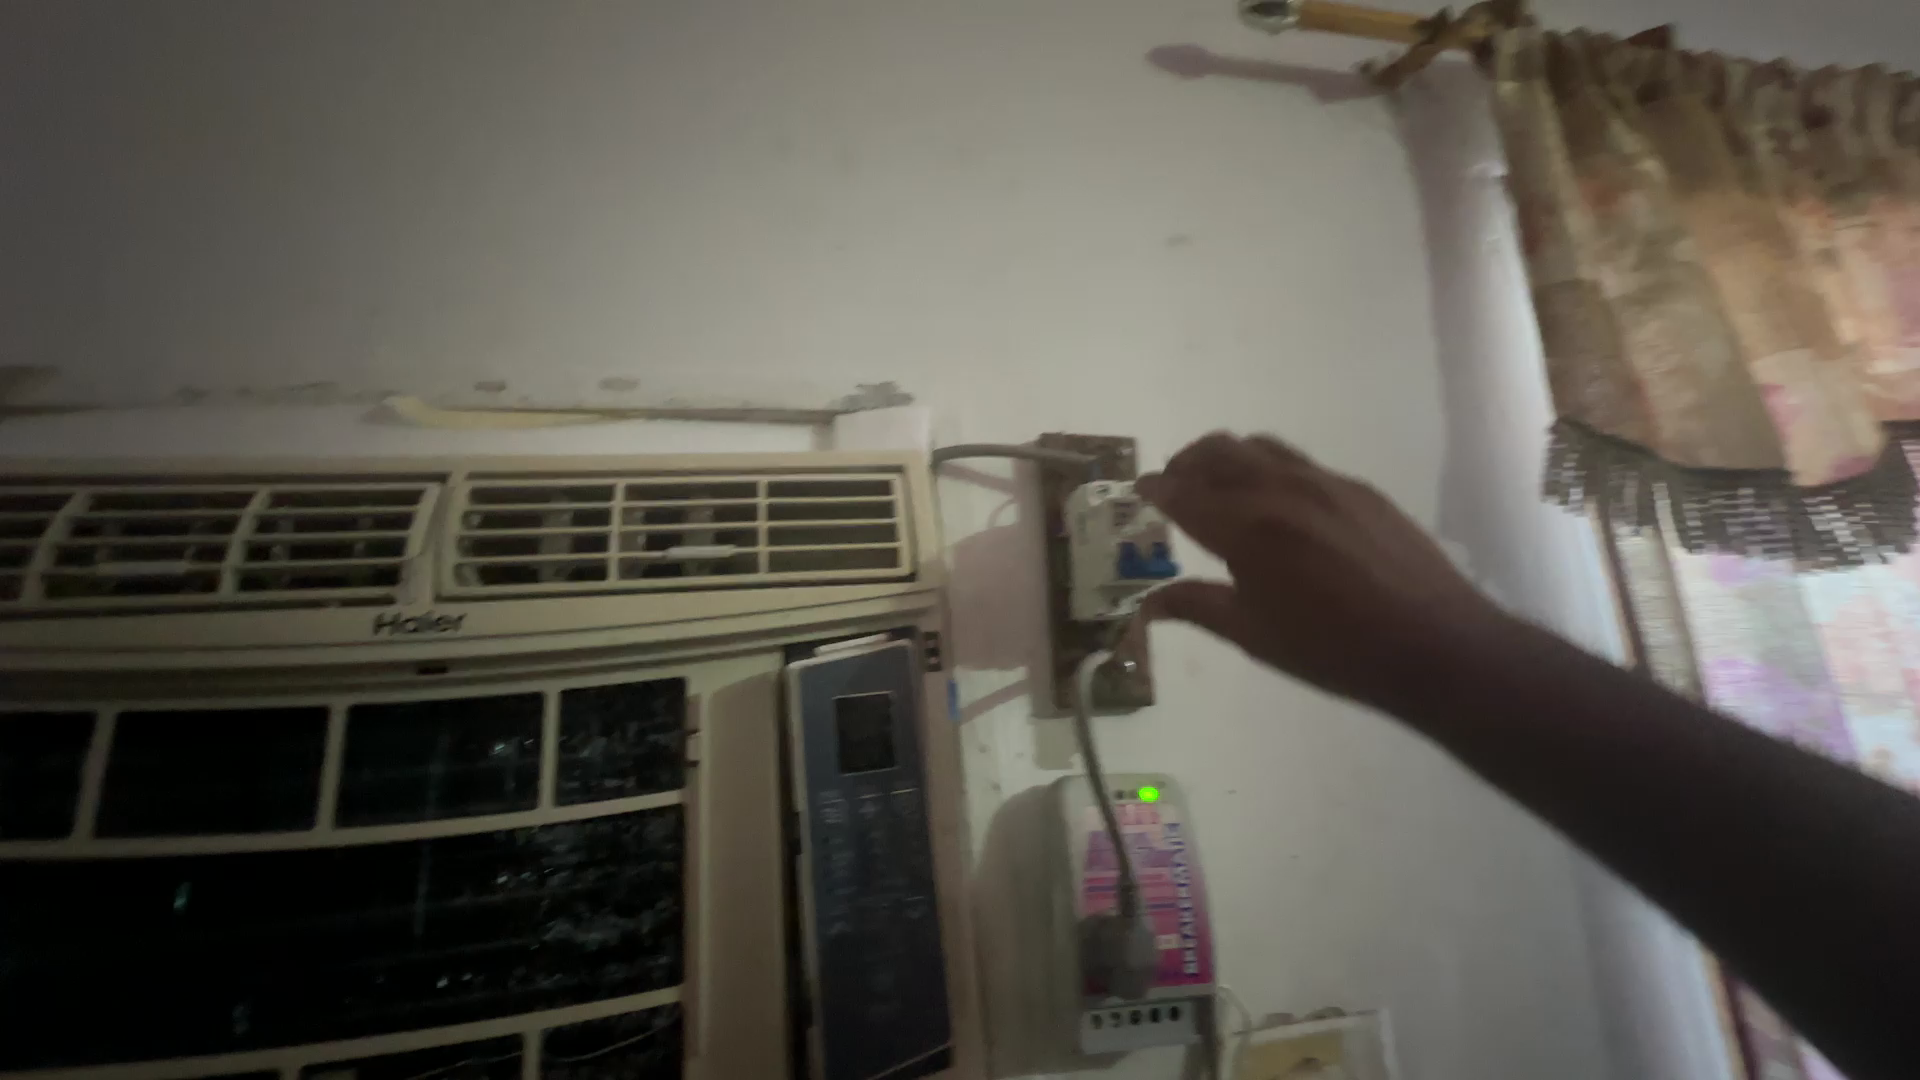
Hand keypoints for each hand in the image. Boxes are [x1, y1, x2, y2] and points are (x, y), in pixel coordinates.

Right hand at [1137, 432, 1510, 709]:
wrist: (1434, 644)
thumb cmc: (1331, 649)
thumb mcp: (1251, 634)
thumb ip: (1195, 606)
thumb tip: (1146, 604)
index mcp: (1245, 530)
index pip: (1184, 494)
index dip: (1156, 488)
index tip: (1140, 488)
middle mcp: (1278, 492)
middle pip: (1218, 452)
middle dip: (1186, 462)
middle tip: (1173, 482)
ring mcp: (1323, 483)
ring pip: (1259, 447)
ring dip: (1227, 457)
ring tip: (1218, 482)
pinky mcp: (1357, 488)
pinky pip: (1298, 462)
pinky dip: (1269, 468)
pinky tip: (1277, 502)